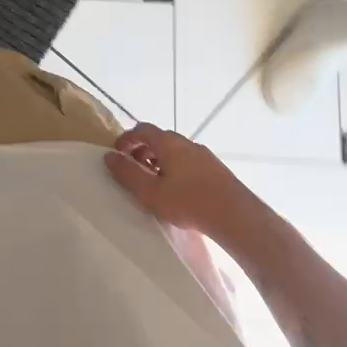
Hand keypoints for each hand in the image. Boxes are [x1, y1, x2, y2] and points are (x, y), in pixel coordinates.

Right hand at [103, 123, 273, 246]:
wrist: (238, 217)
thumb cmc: (188, 202)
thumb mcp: (149, 191)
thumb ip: (126, 173)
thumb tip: (108, 156)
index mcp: (168, 143)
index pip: (142, 129)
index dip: (126, 139)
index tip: (118, 155)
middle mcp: (187, 143)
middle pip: (159, 139)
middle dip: (143, 151)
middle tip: (135, 170)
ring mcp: (205, 156)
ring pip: (176, 151)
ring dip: (160, 161)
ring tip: (156, 184)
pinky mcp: (218, 171)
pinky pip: (190, 163)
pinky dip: (177, 169)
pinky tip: (179, 192)